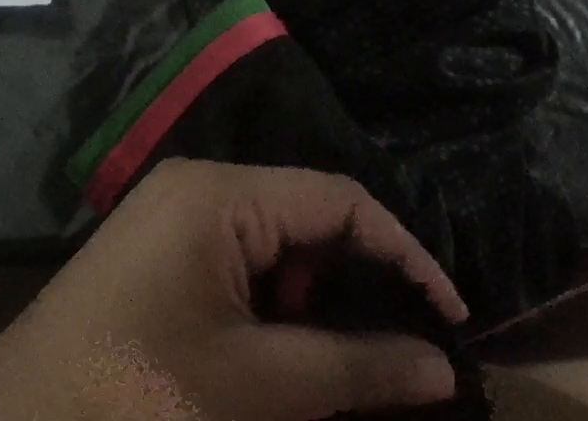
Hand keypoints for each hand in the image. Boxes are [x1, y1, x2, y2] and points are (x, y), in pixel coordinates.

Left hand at [0, 160, 468, 420]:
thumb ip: (354, 368)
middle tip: (406, 350)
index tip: (450, 319)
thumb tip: (440, 365)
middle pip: (306, 219)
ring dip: (319, 303)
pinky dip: (276, 310)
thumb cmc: (137, 398)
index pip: (337, 199)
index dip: (402, 252)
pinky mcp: (158, 258)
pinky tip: (295, 361)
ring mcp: (172, 221)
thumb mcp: (257, 386)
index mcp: (219, 193)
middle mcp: (196, 189)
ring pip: (274, 247)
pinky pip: (238, 267)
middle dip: (361, 282)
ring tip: (358, 364)